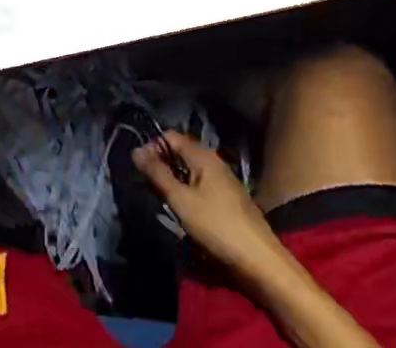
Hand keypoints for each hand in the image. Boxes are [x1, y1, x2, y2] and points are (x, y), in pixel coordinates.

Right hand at [133, 133, 278, 272]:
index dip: (152, 147)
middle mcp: (213, 161)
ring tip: (161, 198)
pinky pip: (200, 184)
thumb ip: (158, 174)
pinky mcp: (227, 197)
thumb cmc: (216, 225)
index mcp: (203, 155)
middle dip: (161, 164)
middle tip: (147, 185)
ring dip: (173, 180)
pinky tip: (182, 208)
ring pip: (189, 170)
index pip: (170, 136)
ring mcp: (222, 179)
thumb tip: (136, 150)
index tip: (139, 168)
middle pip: (180, 152)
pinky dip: (186, 190)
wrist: (258, 259)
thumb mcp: (180, 200)